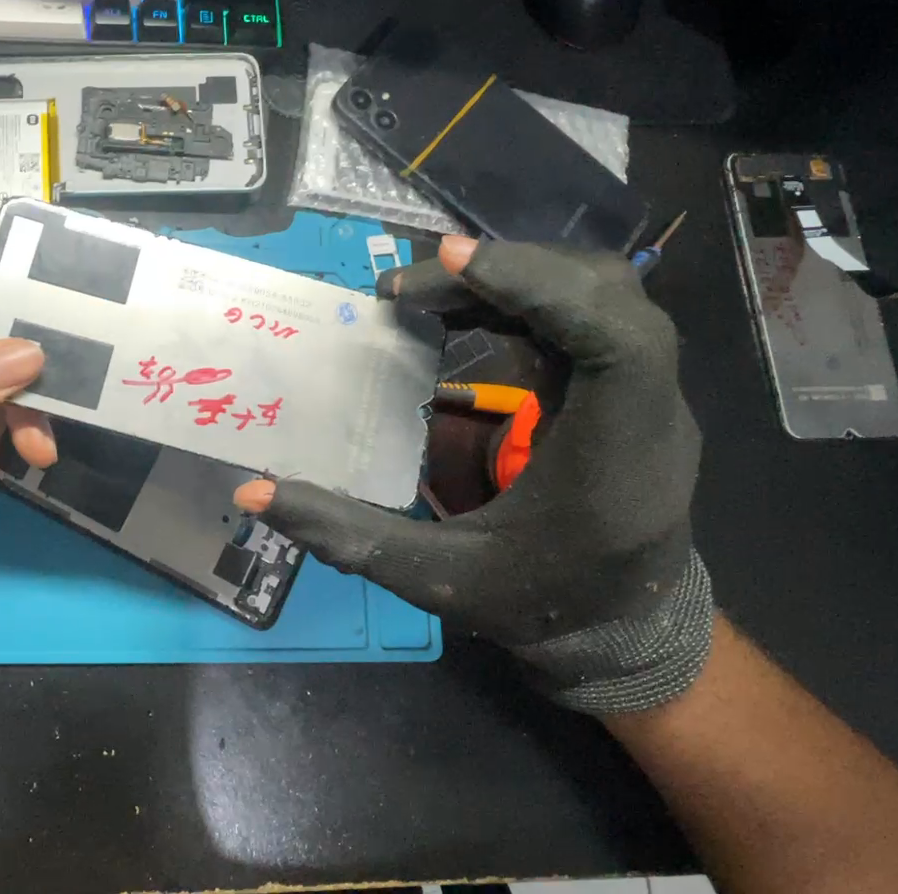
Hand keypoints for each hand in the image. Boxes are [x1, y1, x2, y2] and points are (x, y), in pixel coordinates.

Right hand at [234, 236, 712, 714]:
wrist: (623, 635)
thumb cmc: (539, 607)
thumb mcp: (436, 579)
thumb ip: (347, 535)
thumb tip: (252, 494)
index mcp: (616, 457)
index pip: (614, 339)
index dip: (541, 285)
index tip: (451, 261)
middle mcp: (645, 411)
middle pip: (604, 296)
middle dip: (501, 271)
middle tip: (400, 288)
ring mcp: (640, 394)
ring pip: (593, 295)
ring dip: (505, 279)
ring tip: (417, 293)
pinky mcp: (617, 389)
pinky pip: (578, 316)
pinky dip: (515, 299)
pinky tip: (457, 314)